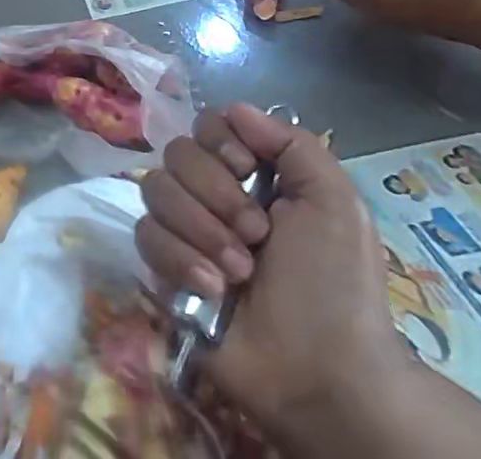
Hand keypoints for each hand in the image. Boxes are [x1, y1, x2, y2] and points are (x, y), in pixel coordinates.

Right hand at [135, 106, 408, 433]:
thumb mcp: (335, 201)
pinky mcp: (163, 268)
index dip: (219, 141)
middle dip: (216, 194)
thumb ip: (291, 143)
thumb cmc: (335, 282)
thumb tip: (235, 110)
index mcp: (256, 174)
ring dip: (201, 231)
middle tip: (256, 236)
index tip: (246, 168)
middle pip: (178, 154)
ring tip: (239, 272)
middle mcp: (215, 194)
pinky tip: (213, 290)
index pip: (208, 125)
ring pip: (156, 191)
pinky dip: (180, 260)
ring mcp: (186, 230)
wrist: (320, 371)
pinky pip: (145, 236)